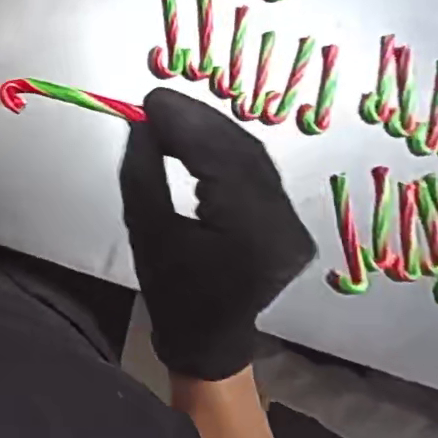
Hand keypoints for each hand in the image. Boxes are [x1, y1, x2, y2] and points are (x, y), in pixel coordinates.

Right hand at [120, 87, 314, 379]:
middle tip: (157, 101)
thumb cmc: (170, 291)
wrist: (207, 337)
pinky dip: (223, 150)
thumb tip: (142, 124)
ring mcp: (294, 223)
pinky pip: (256, 173)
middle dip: (198, 121)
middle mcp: (285, 225)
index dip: (186, 124)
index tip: (150, 100)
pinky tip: (195, 140)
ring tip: (170, 115)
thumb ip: (143, 174)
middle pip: (243, 152)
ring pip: (253, 158)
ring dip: (210, 132)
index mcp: (250, 235)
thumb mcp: (145, 231)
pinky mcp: (290, 220)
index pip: (221, 160)